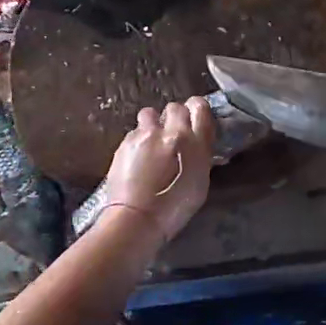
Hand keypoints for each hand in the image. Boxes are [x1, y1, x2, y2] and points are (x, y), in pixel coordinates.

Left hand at [98, 98, 215, 241]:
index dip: (196, 110)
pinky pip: (134, 132)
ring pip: (150, 114)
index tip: (193, 117)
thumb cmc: (174, 208)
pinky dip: (137, 140)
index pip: (199, 107)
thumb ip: (199, 156)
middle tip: (171, 134)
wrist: (137, 217)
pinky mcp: (126, 142)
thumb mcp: (199, 182)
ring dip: (152, 124)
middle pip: (174, 107)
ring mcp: (145, 135)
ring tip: (151, 142)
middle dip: (174, 117)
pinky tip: (136, 158)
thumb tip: (196, 146)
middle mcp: (171, 132)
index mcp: (195, 142)